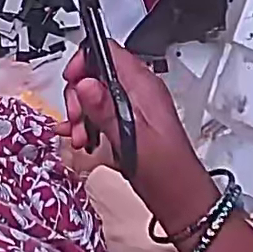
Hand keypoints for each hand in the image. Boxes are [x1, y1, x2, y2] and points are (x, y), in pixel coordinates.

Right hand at [58, 40, 218, 232]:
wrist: (181, 200)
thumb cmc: (167, 171)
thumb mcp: (130, 138)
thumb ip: (105, 108)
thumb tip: (85, 83)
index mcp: (142, 86)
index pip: (107, 51)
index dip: (84, 62)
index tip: (72, 83)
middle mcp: (137, 91)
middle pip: (94, 72)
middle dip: (77, 94)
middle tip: (77, 117)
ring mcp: (131, 106)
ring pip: (92, 93)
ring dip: (79, 112)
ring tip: (81, 135)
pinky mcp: (126, 121)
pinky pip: (97, 111)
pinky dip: (85, 122)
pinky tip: (80, 137)